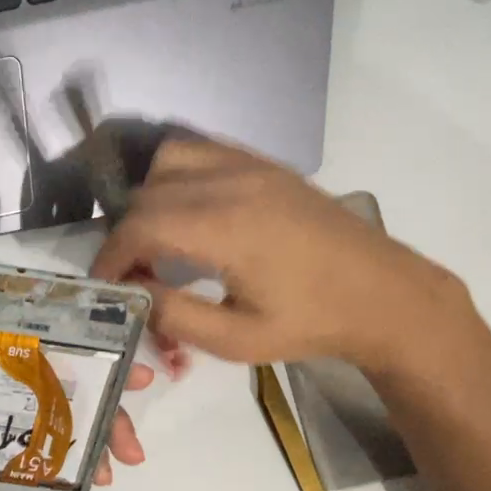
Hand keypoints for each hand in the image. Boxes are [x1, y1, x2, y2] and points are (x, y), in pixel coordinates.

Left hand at [0, 319, 154, 490]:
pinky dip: (64, 470)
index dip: (87, 361)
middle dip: (102, 416)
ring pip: (54, 433)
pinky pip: (37, 463)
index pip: (41, 361)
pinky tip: (83, 484)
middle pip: (59, 400)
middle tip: (133, 445)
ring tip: (110, 473)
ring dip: (88, 447)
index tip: (130, 370)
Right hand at [90, 137, 479, 373]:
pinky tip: (185, 217)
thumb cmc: (310, 323)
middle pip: (147, 192)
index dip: (110, 257)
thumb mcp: (235, 339)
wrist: (384, 294)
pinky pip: (202, 151)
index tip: (106, 287)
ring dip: (148, 199)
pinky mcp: (266, 165)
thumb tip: (131, 295)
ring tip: (156, 241)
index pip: (140, 226)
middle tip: (132, 276)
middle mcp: (235, 182)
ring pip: (170, 158)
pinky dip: (176, 178)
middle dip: (126, 235)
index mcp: (227, 228)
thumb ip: (173, 316)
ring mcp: (253, 166)